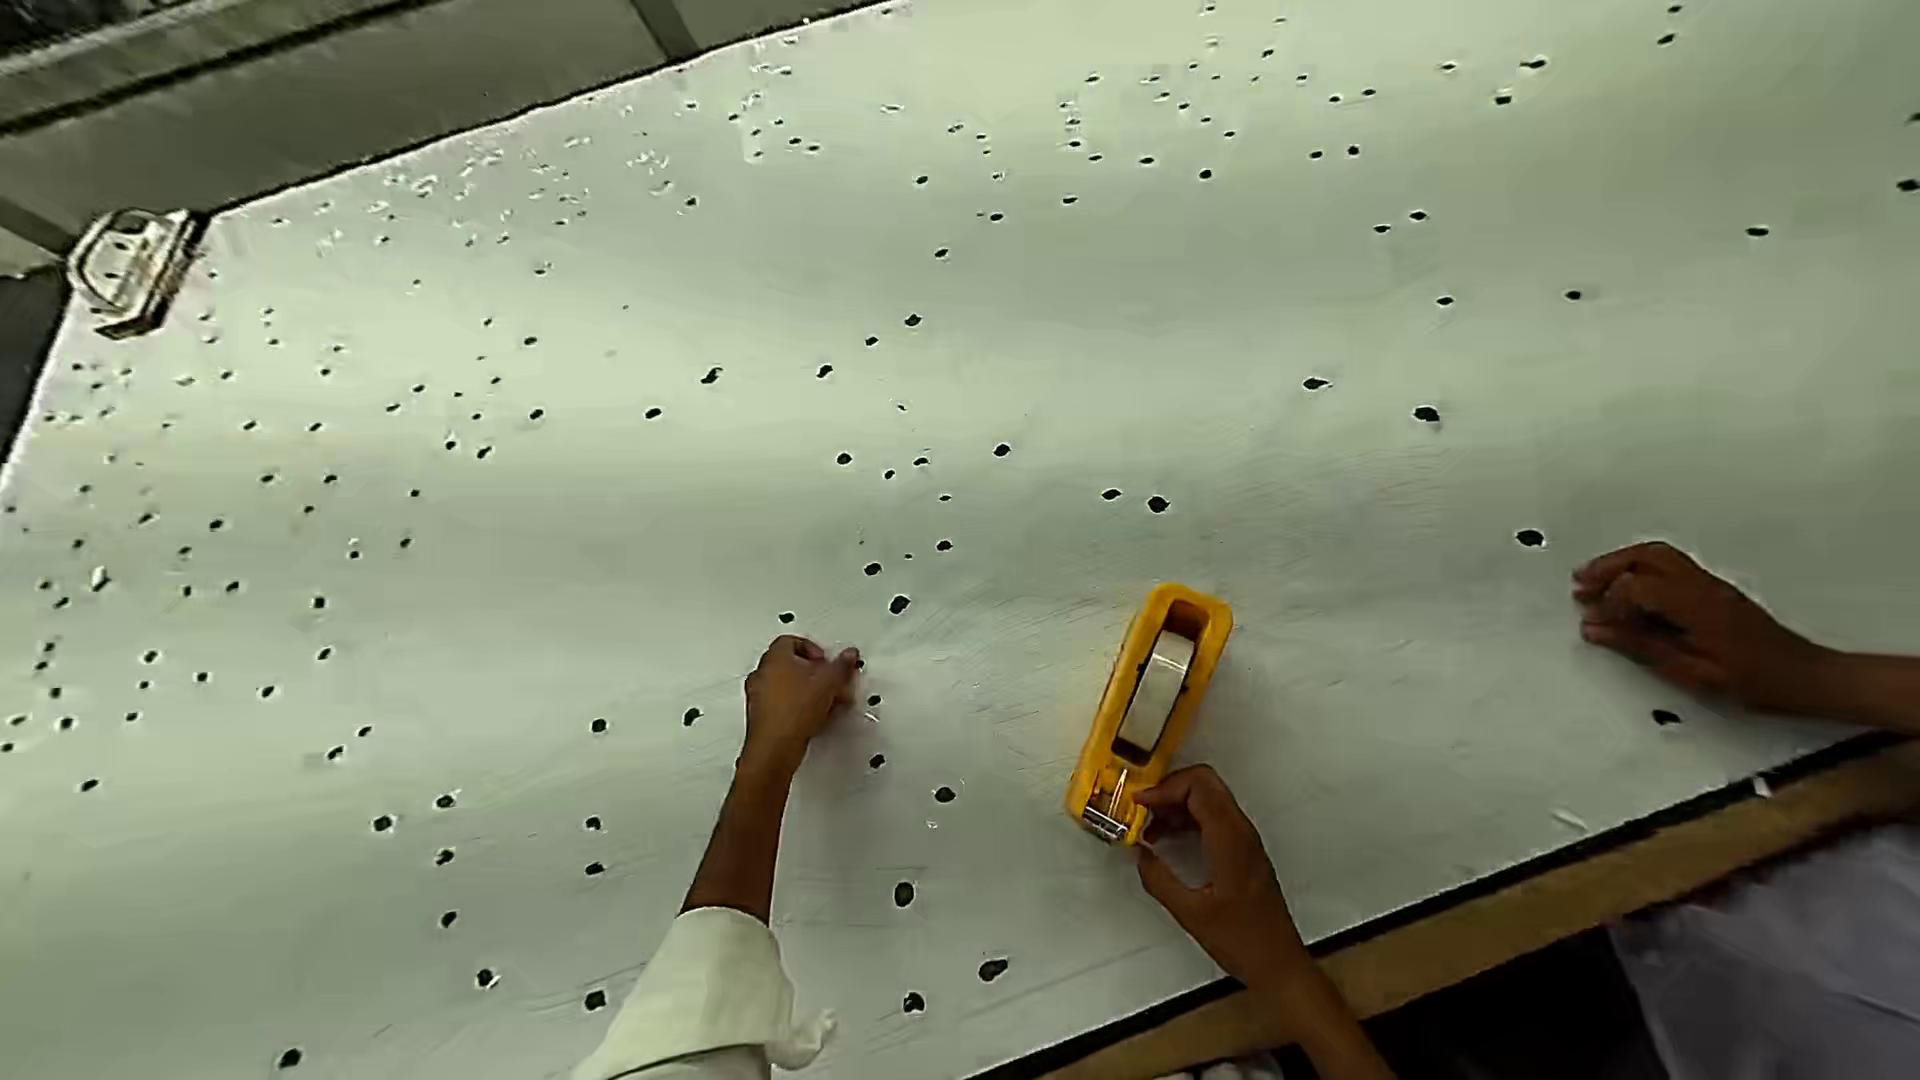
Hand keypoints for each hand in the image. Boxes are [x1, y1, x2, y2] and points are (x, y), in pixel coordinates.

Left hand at [741, 635, 859, 774]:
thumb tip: (849, 656)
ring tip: (827, 701)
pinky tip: (816, 716)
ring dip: (808, 690)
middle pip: (790, 663)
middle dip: (814, 672)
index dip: (812, 648)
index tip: (825, 660)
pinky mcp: (761, 716)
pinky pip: (782, 703)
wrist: (776, 747)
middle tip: (829, 679)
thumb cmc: (793, 712)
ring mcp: (758, 696)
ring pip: (787, 685)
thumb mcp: (829, 682)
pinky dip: (798, 705)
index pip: (791, 641)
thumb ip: (841, 666)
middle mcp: (762, 674)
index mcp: (775, 658)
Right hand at [1133, 765, 1311, 996]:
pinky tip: (1167, 839)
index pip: (1197, 785)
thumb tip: (1138, 852)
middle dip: (1169, 788)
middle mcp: (1239, 829)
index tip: (1140, 804)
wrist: (1281, 966)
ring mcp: (1243, 838)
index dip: (1164, 788)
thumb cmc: (1241, 940)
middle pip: (1204, 782)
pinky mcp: (1242, 849)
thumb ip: (1158, 878)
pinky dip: (1187, 817)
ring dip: (1177, 802)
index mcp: (1229, 837)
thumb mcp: (1190, 912)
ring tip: (1150, 826)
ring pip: (1208, 796)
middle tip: (1144, 808)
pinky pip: (1212, 815)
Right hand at [1573, 542, 1828, 710]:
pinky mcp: (1710, 590)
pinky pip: (1666, 567)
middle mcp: (1704, 587)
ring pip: (1656, 556)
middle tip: (1581, 585)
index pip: (1638, 587)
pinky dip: (1636, 572)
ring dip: (1619, 565)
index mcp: (1698, 606)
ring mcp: (1710, 585)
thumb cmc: (1755, 680)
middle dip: (1607, 567)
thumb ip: (1638, 646)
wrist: (1809, 678)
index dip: (1609, 602)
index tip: (1597, 622)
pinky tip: (1624, 594)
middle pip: (1647, 556)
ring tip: (1594, 585)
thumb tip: (1593, 630)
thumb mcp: (1690, 672)